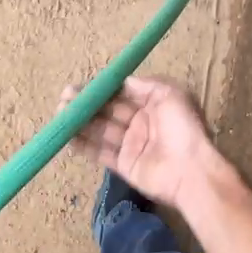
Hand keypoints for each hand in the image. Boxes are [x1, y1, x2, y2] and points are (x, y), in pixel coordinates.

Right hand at [57, 77, 227, 211]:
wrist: (192, 172)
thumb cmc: (183, 128)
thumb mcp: (172, 95)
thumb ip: (146, 85)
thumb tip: (124, 80)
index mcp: (153, 105)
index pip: (121, 94)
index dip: (102, 89)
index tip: (82, 85)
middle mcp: (140, 123)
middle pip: (108, 111)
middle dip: (86, 104)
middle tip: (64, 98)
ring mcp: (131, 145)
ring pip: (101, 131)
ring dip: (80, 123)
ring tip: (60, 115)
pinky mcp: (124, 166)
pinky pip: (100, 153)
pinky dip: (84, 146)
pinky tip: (67, 138)